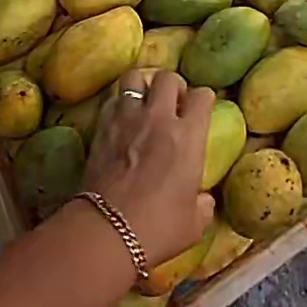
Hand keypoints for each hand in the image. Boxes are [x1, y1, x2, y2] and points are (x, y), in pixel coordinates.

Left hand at [81, 69, 215, 264]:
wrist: (107, 229)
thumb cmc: (158, 227)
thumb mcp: (194, 222)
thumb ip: (203, 204)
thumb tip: (204, 199)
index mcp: (187, 136)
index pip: (202, 97)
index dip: (204, 99)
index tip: (202, 107)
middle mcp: (158, 117)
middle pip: (167, 77)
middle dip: (173, 85)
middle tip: (173, 102)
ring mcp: (127, 117)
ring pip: (134, 78)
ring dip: (142, 86)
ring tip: (144, 102)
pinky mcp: (102, 125)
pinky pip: (112, 99)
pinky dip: (119, 103)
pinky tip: (121, 119)